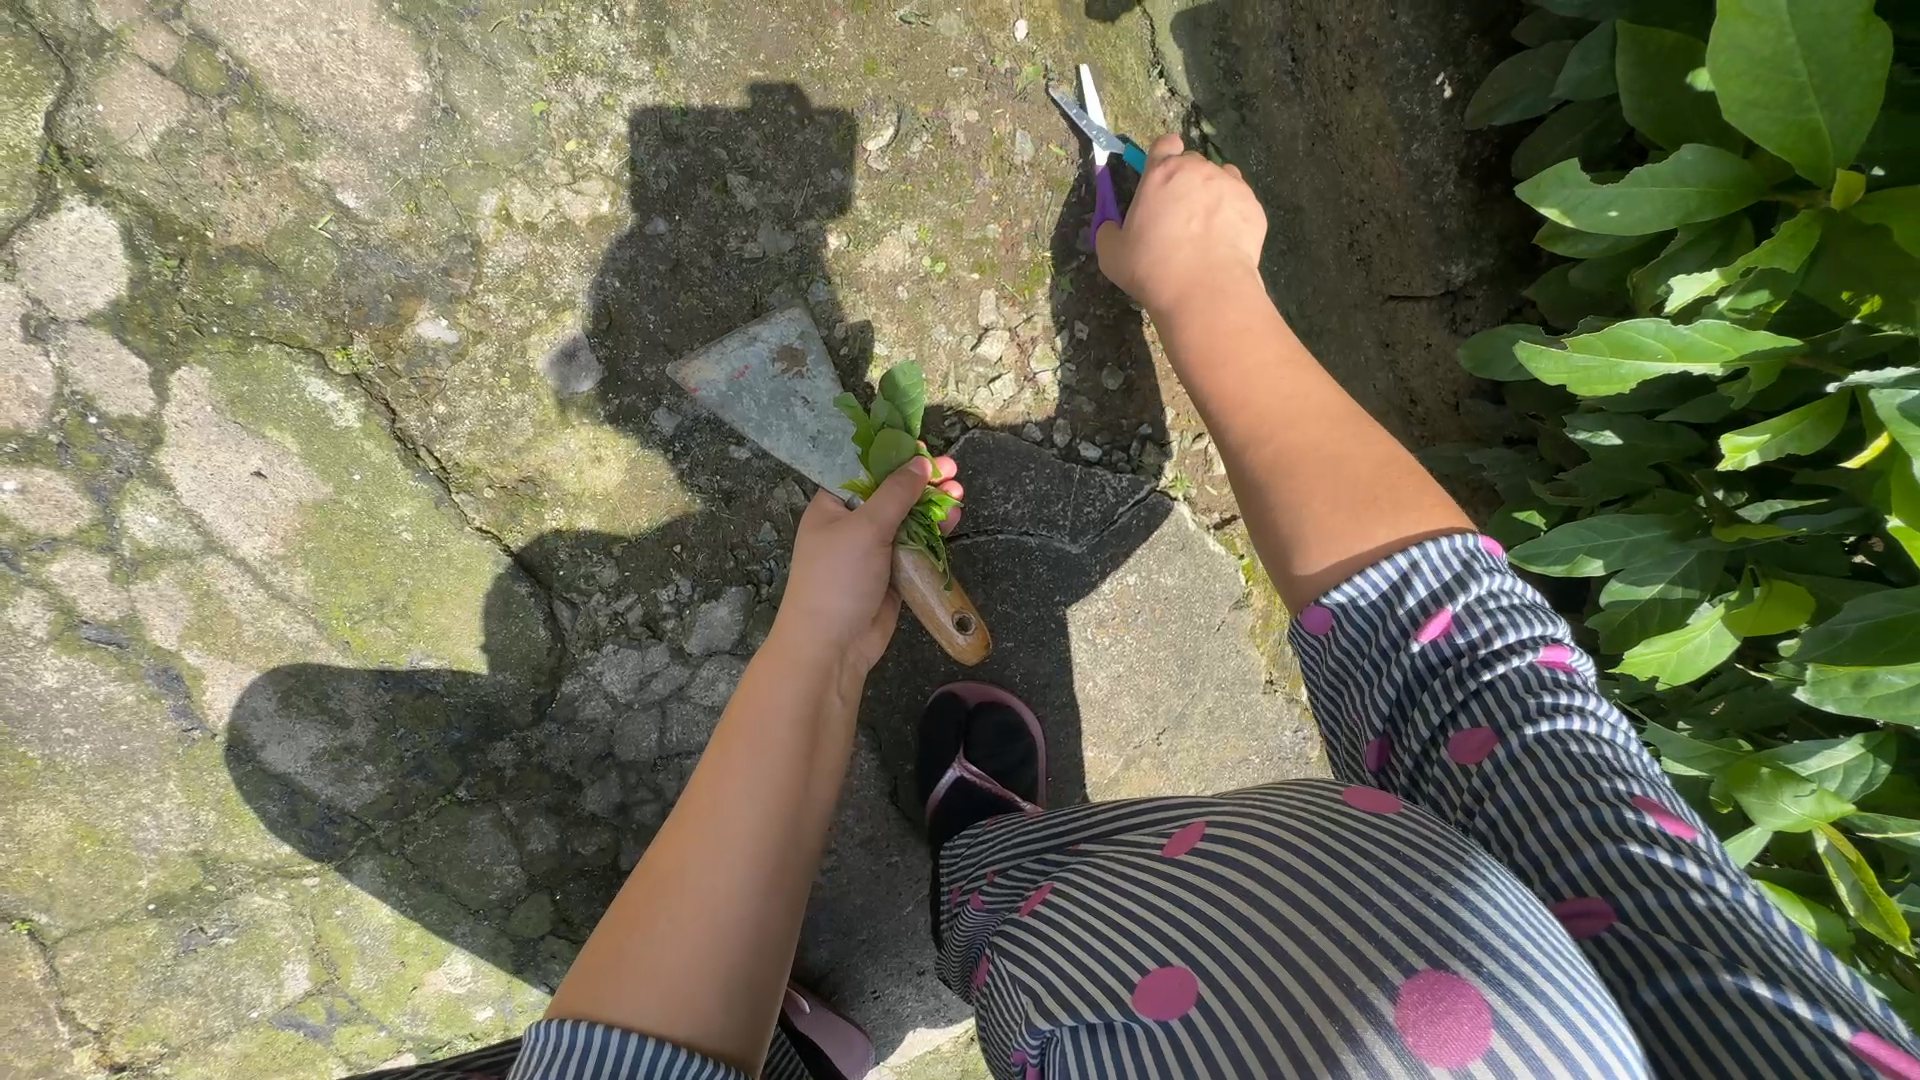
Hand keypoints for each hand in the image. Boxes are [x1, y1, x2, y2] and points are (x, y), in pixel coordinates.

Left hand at [771, 453, 963, 684]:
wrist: (833, 645)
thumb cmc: (837, 578)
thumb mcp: (865, 528)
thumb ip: (895, 493)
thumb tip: (919, 463)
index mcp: (833, 505)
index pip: (864, 469)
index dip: (893, 456)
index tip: (921, 446)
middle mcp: (852, 523)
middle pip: (892, 492)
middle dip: (921, 480)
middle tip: (953, 469)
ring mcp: (873, 549)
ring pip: (908, 518)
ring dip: (933, 504)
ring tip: (959, 491)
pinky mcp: (893, 572)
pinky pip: (916, 545)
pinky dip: (935, 532)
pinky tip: (954, 518)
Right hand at [1095, 134, 1267, 318]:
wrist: (1203, 290)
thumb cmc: (1151, 269)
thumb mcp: (1112, 255)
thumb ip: (1109, 232)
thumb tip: (1111, 228)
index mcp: (1160, 174)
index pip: (1164, 144)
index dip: (1163, 155)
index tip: (1161, 175)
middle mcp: (1197, 170)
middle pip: (1192, 163)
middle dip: (1185, 181)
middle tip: (1179, 215)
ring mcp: (1230, 185)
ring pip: (1221, 179)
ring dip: (1211, 194)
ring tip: (1205, 228)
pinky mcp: (1253, 206)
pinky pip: (1240, 203)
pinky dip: (1232, 216)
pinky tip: (1224, 242)